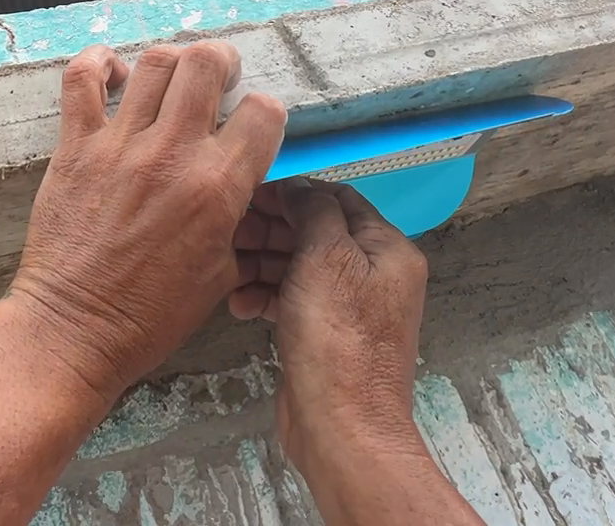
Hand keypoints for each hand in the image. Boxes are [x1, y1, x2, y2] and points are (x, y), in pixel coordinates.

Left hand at [7, 42, 288, 403]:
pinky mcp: (76, 146)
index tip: (251, 122)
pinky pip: (82, 79)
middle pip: (206, 63)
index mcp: (218, 187)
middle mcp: (173, 154)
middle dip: (221, 60)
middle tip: (218, 76)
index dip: (264, 111)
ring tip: (172, 77)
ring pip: (154, 63)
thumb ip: (238, 219)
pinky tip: (113, 72)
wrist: (76, 328)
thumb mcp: (222, 273)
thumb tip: (243, 185)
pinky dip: (98, 63)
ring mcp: (120, 145)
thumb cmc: (152, 313)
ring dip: (171, 61)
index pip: (263, 111)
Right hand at [237, 179, 430, 478]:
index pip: (336, 197)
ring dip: (261, 262)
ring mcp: (349, 306)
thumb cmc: (336, 334)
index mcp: (386, 248)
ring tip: (229, 269)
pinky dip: (265, 294)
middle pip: (314, 230)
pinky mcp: (325, 334)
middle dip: (270, 228)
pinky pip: (292, 297)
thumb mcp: (326, 255)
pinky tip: (240, 304)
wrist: (342, 428)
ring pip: (298, 264)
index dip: (292, 192)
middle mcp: (373, 273)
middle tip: (231, 232)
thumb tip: (298, 186)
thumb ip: (313, 208)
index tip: (251, 195)